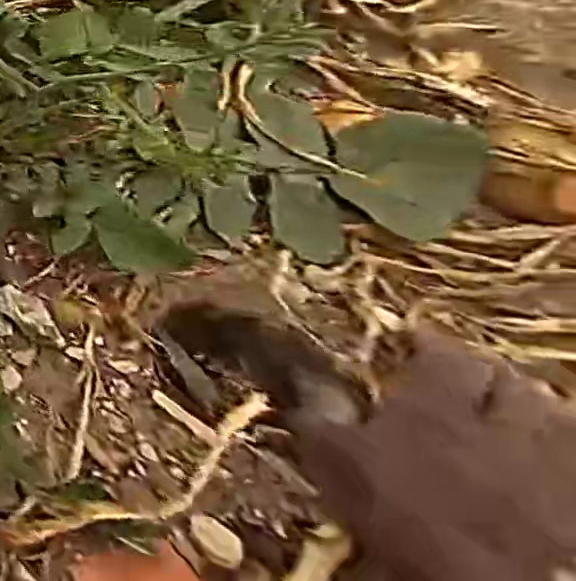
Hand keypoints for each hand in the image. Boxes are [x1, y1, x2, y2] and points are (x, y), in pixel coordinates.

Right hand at [287, 334, 575, 580]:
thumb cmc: (397, 513)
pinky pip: (575, 461)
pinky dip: (561, 449)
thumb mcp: (334, 457)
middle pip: (515, 385)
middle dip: (492, 374)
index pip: (448, 358)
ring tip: (518, 410)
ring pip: (561, 422)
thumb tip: (304, 373)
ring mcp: (555, 470)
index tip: (415, 338)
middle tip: (468, 373)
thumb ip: (321, 410)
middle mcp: (502, 428)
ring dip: (539, 409)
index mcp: (437, 409)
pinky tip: (545, 458)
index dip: (432, 343)